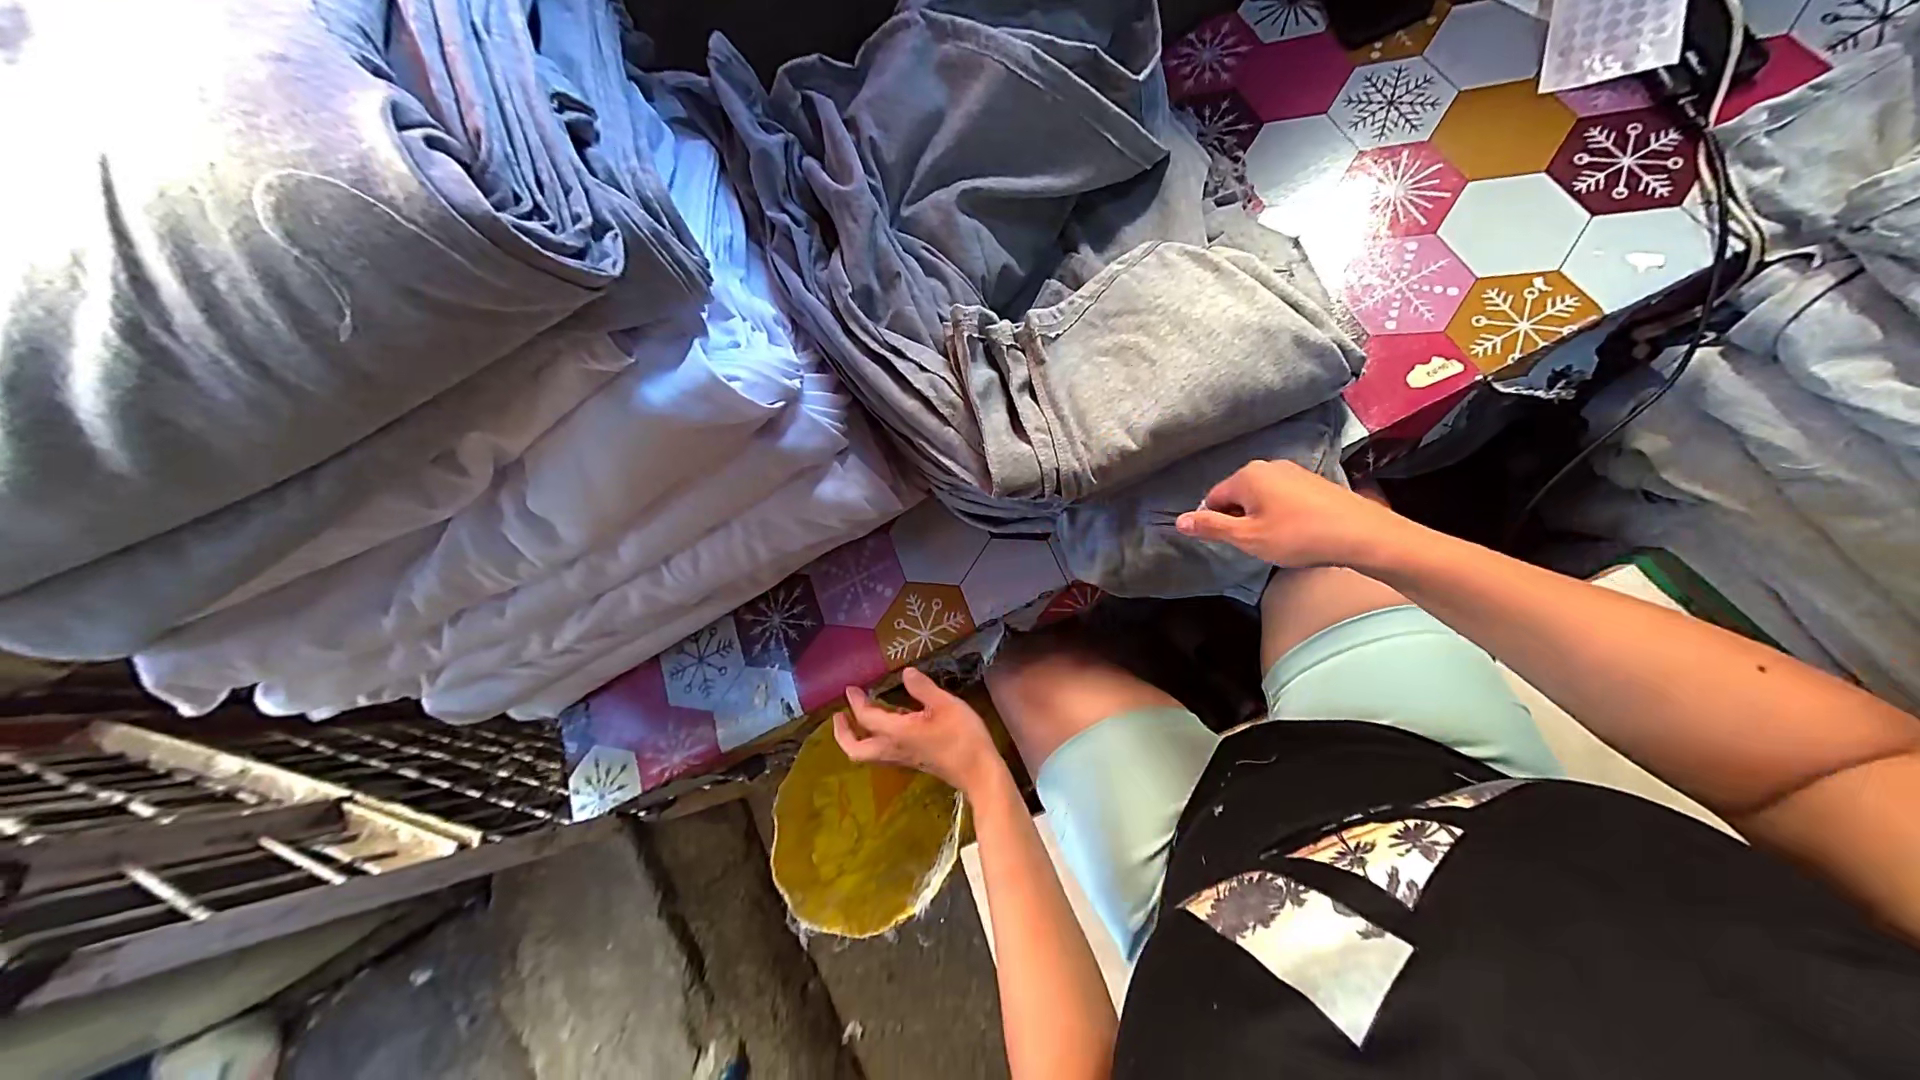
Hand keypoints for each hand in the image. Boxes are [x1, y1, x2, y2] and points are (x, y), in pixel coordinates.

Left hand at [834, 667, 1007, 795]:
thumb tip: (905, 673)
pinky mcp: (912, 762)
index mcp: (897, 733)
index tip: (850, 689)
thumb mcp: (945, 704)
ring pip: (867, 754)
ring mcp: (902, 759)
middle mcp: (893, 749)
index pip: (866, 718)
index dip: (856, 702)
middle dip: (843, 733)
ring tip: (860, 718)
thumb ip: (922, 688)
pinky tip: (890, 724)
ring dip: (857, 737)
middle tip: (839, 716)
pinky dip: (874, 739)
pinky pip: (882, 752)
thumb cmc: (963, 736)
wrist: (979, 772)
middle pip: (856, 750)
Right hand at [1175, 459, 1421, 569]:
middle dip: (1239, 518)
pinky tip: (1297, 531)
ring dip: (1260, 517)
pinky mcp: (1312, 481)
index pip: (1212, 498)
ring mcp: (1292, 471)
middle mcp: (1267, 466)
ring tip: (1278, 540)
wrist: (1361, 534)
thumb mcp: (1247, 537)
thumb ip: (1211, 527)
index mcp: (1247, 475)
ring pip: (1259, 497)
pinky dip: (1281, 514)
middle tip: (1257, 543)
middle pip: (1236, 495)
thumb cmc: (1297, 536)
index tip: (1235, 542)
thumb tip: (1179, 520)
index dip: (1217, 523)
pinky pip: (1281, 497)